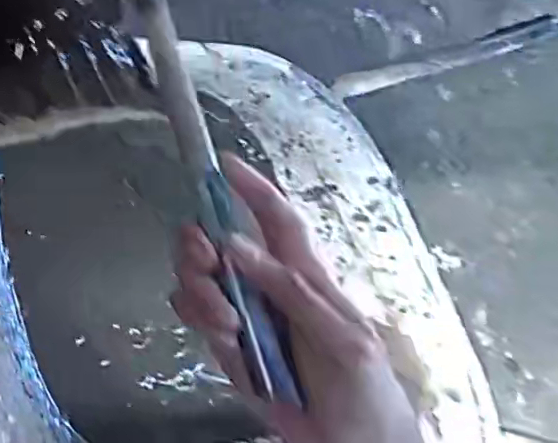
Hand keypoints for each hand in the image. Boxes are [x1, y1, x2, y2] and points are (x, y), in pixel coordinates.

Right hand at [170, 154, 420, 442]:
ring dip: (199, 290)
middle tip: (204, 262)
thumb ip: (291, 290)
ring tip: (225, 322)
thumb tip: (233, 242)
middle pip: (213, 239)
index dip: (252, 188)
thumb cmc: (366, 394)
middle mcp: (263, 282)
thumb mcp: (345, 341)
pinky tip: (224, 339)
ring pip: (194, 271)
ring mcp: (241, 308)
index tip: (224, 163)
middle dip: (198, 245)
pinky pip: (191, 308)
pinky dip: (199, 319)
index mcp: (302, 275)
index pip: (276, 219)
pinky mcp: (222, 335)